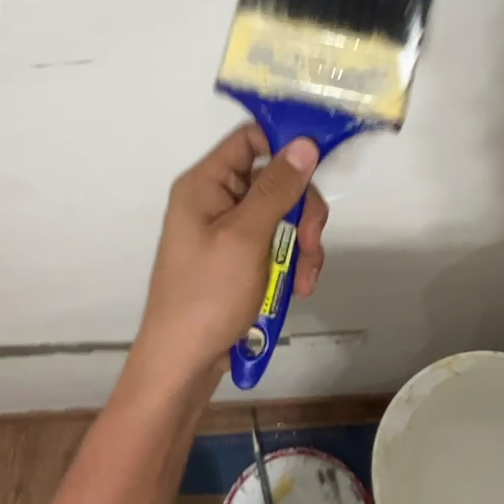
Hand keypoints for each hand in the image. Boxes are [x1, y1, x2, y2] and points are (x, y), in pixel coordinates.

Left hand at [135, 123, 328, 378]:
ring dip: (302, 245)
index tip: (319, 166)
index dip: (285, 146)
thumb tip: (304, 144)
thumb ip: (277, 188)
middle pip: (275, 181)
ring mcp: (227, 231)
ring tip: (304, 279)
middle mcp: (215, 200)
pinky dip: (292, 264)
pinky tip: (298, 289)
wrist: (183, 364)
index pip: (250, 139)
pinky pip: (276, 245)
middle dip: (301, 212)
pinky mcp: (239, 259)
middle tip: (310, 243)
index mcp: (206, 184)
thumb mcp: (245, 237)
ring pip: (283, 216)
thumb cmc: (206, 296)